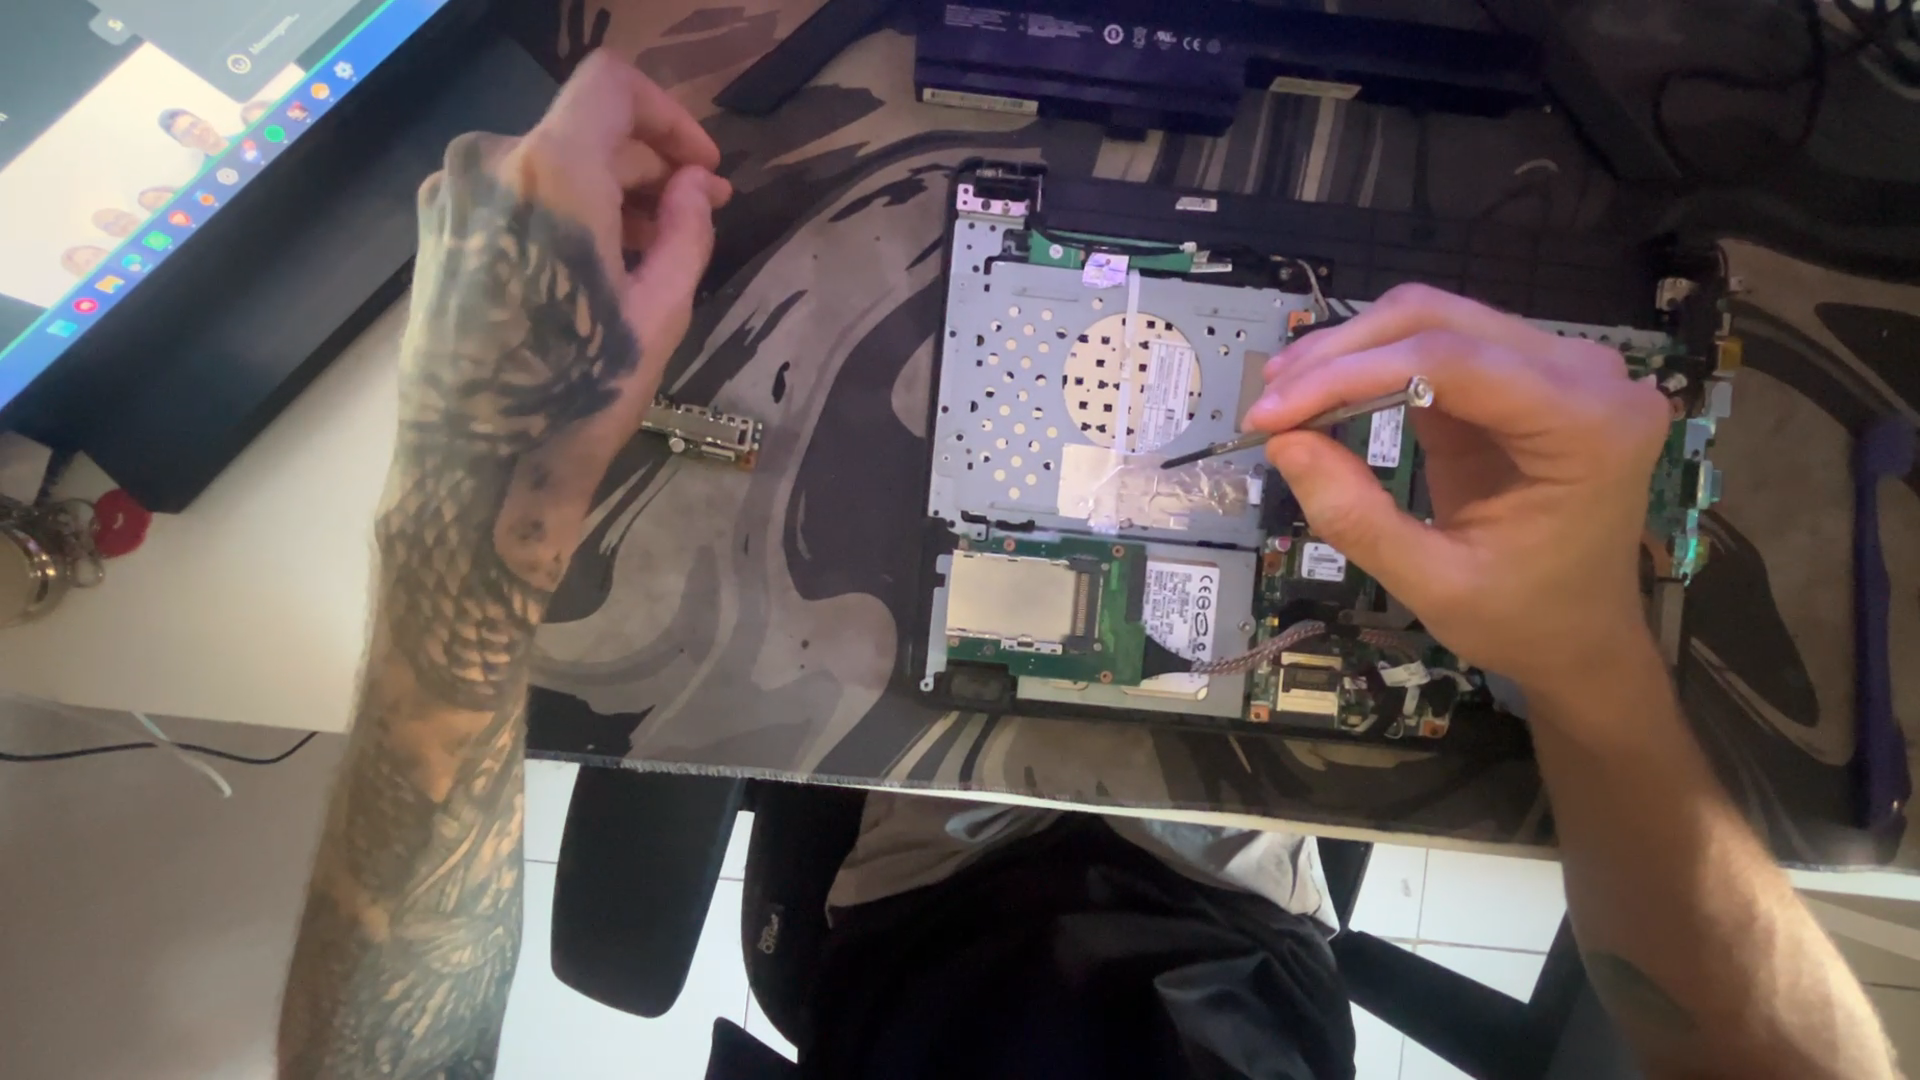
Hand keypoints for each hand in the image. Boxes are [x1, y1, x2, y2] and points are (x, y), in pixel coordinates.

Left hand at [392, 51, 729, 613]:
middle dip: (649, 168)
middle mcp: (489, 161)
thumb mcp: (659, 314)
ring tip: (650, 255)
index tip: (705, 169)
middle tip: (696, 218)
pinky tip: (591, 268)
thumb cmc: (582, 391)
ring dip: (608, 195)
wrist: (479, 460)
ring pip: (548, 164)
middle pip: (584, 131)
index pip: (614, 88)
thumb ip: (688, 233)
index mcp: (551, 172)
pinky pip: (514, 195)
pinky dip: (563, 213)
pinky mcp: (436, 231)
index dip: (672, 117)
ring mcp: (451, 195)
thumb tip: (698, 186)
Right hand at [1243, 285, 1670, 691]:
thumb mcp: (1430, 583)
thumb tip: (1283, 443)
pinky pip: (1429, 347)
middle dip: (1338, 355)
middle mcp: (1582, 375)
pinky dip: (1365, 367)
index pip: (1448, 363)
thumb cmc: (1522, 618)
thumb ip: (1355, 516)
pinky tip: (1320, 395)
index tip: (1267, 417)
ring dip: (1345, 353)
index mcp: (1587, 426)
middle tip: (1267, 404)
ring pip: (1428, 320)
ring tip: (1282, 396)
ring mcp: (1553, 369)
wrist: (1580, 635)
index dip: (1345, 377)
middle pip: (1437, 320)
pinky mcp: (1514, 379)